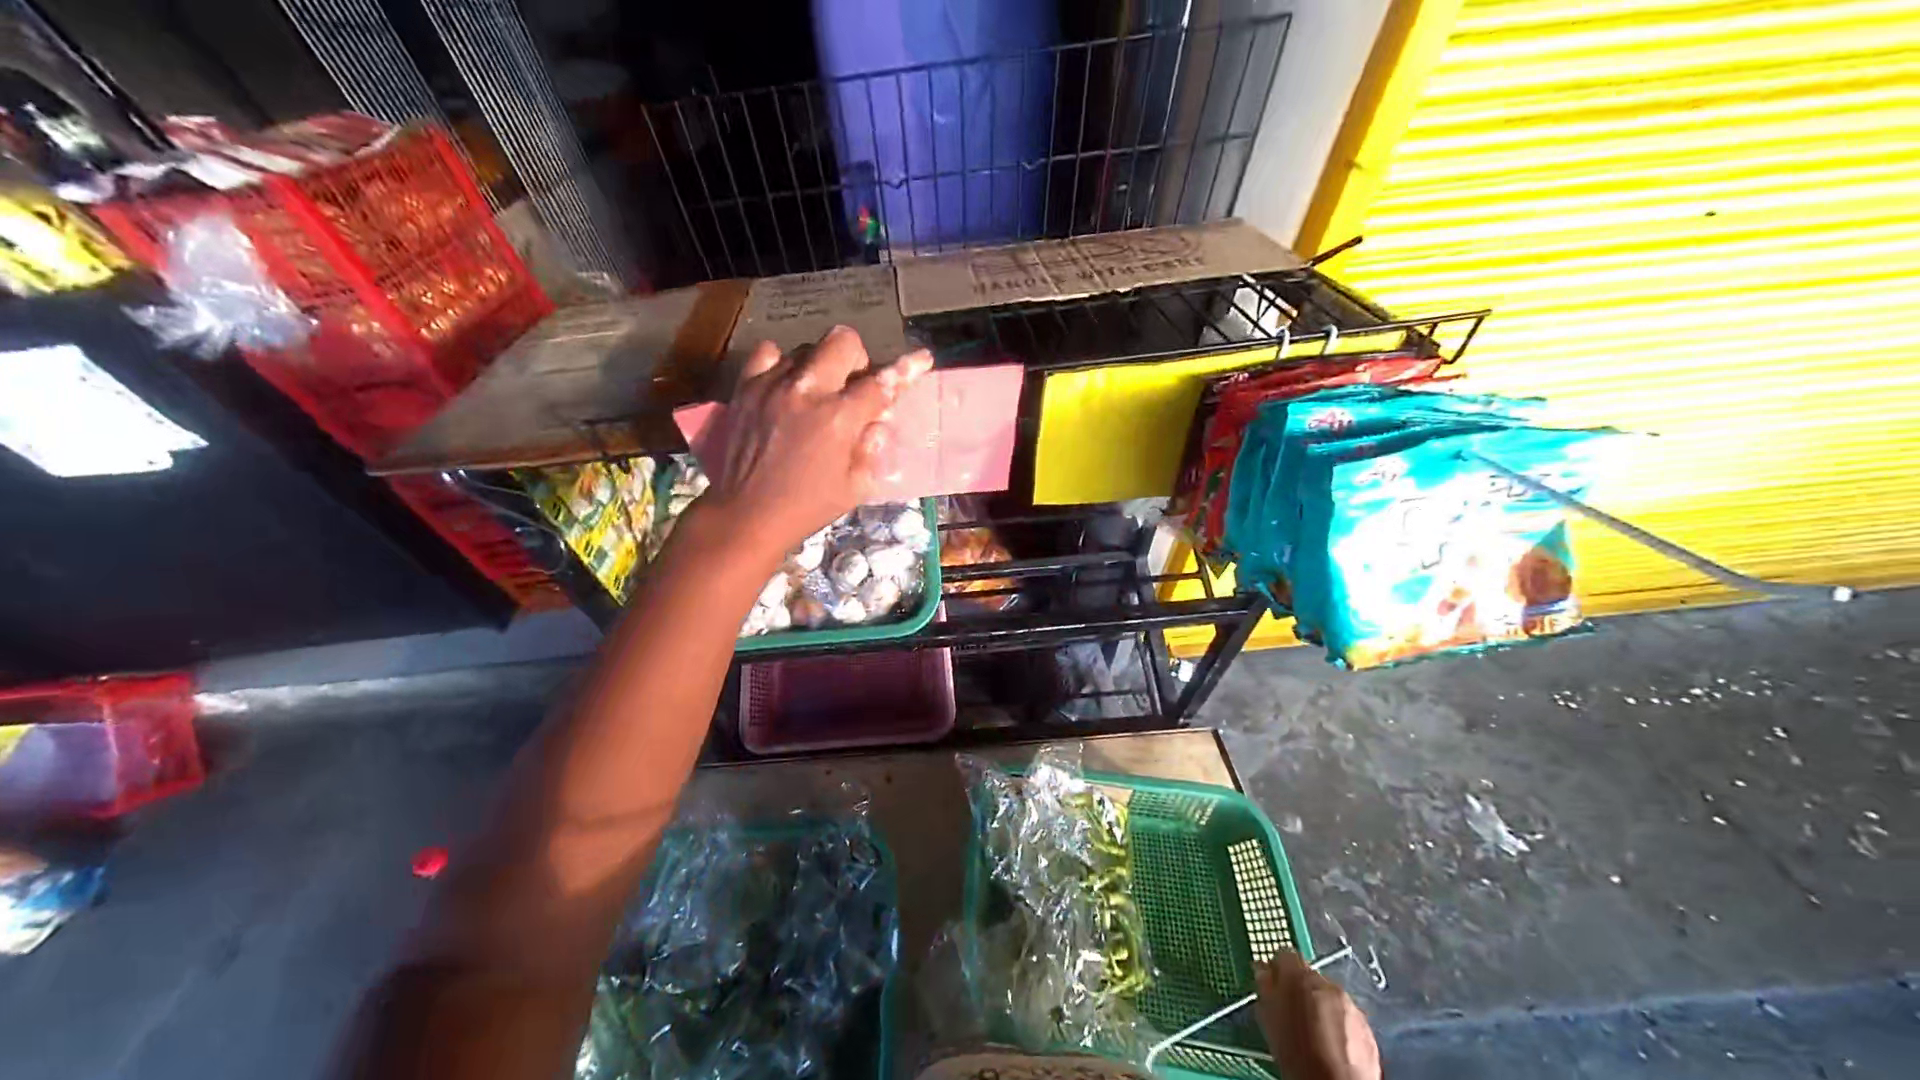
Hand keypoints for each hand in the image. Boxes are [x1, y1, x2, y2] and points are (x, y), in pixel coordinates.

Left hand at [704, 325, 931, 561]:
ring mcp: (774, 384)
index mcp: (840, 417)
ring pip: (807, 348)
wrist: (746, 514)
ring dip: (821, 365)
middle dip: (857, 359)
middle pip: (843, 342)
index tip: (921, 359)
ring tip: (816, 391)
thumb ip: (872, 447)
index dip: (906, 370)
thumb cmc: (807, 506)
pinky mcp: (746, 387)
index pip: (882, 382)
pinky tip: (784, 384)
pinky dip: (782, 364)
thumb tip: (878, 419)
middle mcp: (809, 391)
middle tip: (853, 384)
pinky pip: (768, 353)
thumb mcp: (855, 486)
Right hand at [1254, 951, 1380, 1079]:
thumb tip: (1263, 971)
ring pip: (1329, 997)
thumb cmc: (1296, 1053)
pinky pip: (1346, 1017)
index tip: (1271, 984)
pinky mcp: (1368, 1029)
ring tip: (1312, 1033)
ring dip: (1320, 1006)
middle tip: (1290, 1013)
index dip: (1276, 968)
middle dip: (1300, 989)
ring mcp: (1351, 1006)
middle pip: (1309, 976)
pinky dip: (1338, 1024)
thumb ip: (1265, 987)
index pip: (1284, 954)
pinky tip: (1330, 1045)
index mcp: (1300, 976)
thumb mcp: (1269, 1019)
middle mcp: (1328, 985)